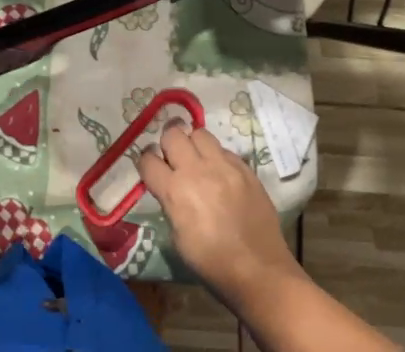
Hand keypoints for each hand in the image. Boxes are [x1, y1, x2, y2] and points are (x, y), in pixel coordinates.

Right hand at [137, 121, 299, 297]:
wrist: (259, 270)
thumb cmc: (211, 263)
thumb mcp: (177, 238)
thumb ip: (170, 203)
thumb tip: (169, 187)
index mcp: (175, 191)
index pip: (147, 159)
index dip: (145, 162)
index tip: (151, 168)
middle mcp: (197, 170)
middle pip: (173, 133)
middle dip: (167, 143)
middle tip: (172, 157)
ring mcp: (224, 166)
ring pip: (200, 133)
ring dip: (193, 143)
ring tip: (197, 159)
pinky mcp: (245, 169)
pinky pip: (224, 149)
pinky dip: (217, 157)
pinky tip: (220, 174)